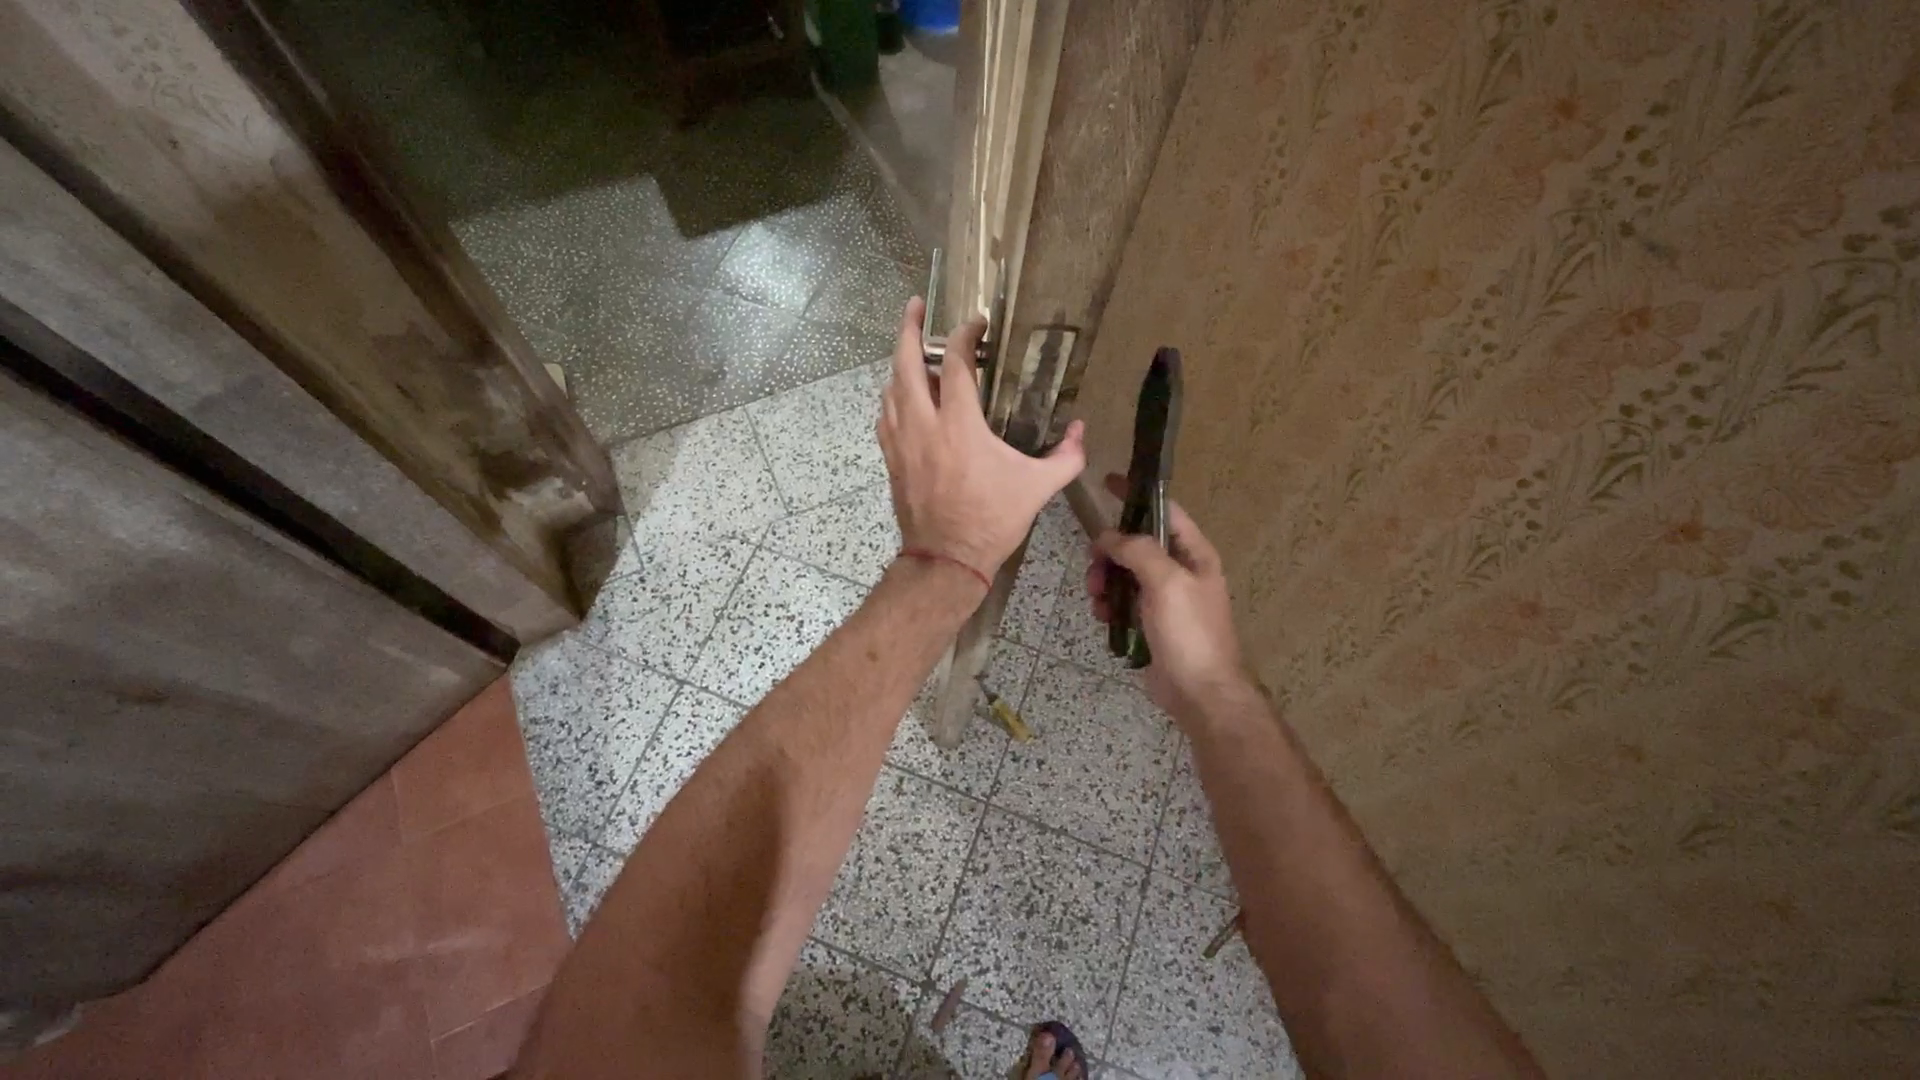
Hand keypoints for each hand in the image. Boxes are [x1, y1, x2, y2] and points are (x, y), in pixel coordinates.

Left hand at [878, 297, 1086, 583]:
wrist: (945, 560)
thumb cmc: (991, 521)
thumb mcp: (1037, 488)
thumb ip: (1065, 457)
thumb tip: (1080, 431)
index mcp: (959, 426)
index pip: (955, 364)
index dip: (964, 336)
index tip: (976, 324)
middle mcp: (923, 425)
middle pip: (905, 364)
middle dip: (908, 329)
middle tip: (915, 306)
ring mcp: (901, 443)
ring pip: (890, 389)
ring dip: (898, 363)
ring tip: (910, 349)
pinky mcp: (892, 460)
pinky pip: (885, 417)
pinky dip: (892, 398)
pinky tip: (900, 396)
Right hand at [1087, 473, 1250, 716]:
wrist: (1199, 692)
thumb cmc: (1189, 632)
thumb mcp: (1166, 582)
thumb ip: (1138, 550)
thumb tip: (1108, 536)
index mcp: (1195, 555)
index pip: (1165, 512)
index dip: (1137, 497)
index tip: (1106, 484)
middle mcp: (1181, 572)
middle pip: (1137, 545)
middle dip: (1110, 552)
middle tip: (1093, 564)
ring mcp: (1165, 600)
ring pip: (1124, 575)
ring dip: (1105, 581)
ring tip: (1098, 599)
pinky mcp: (1150, 624)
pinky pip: (1122, 602)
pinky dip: (1109, 605)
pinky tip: (1104, 617)